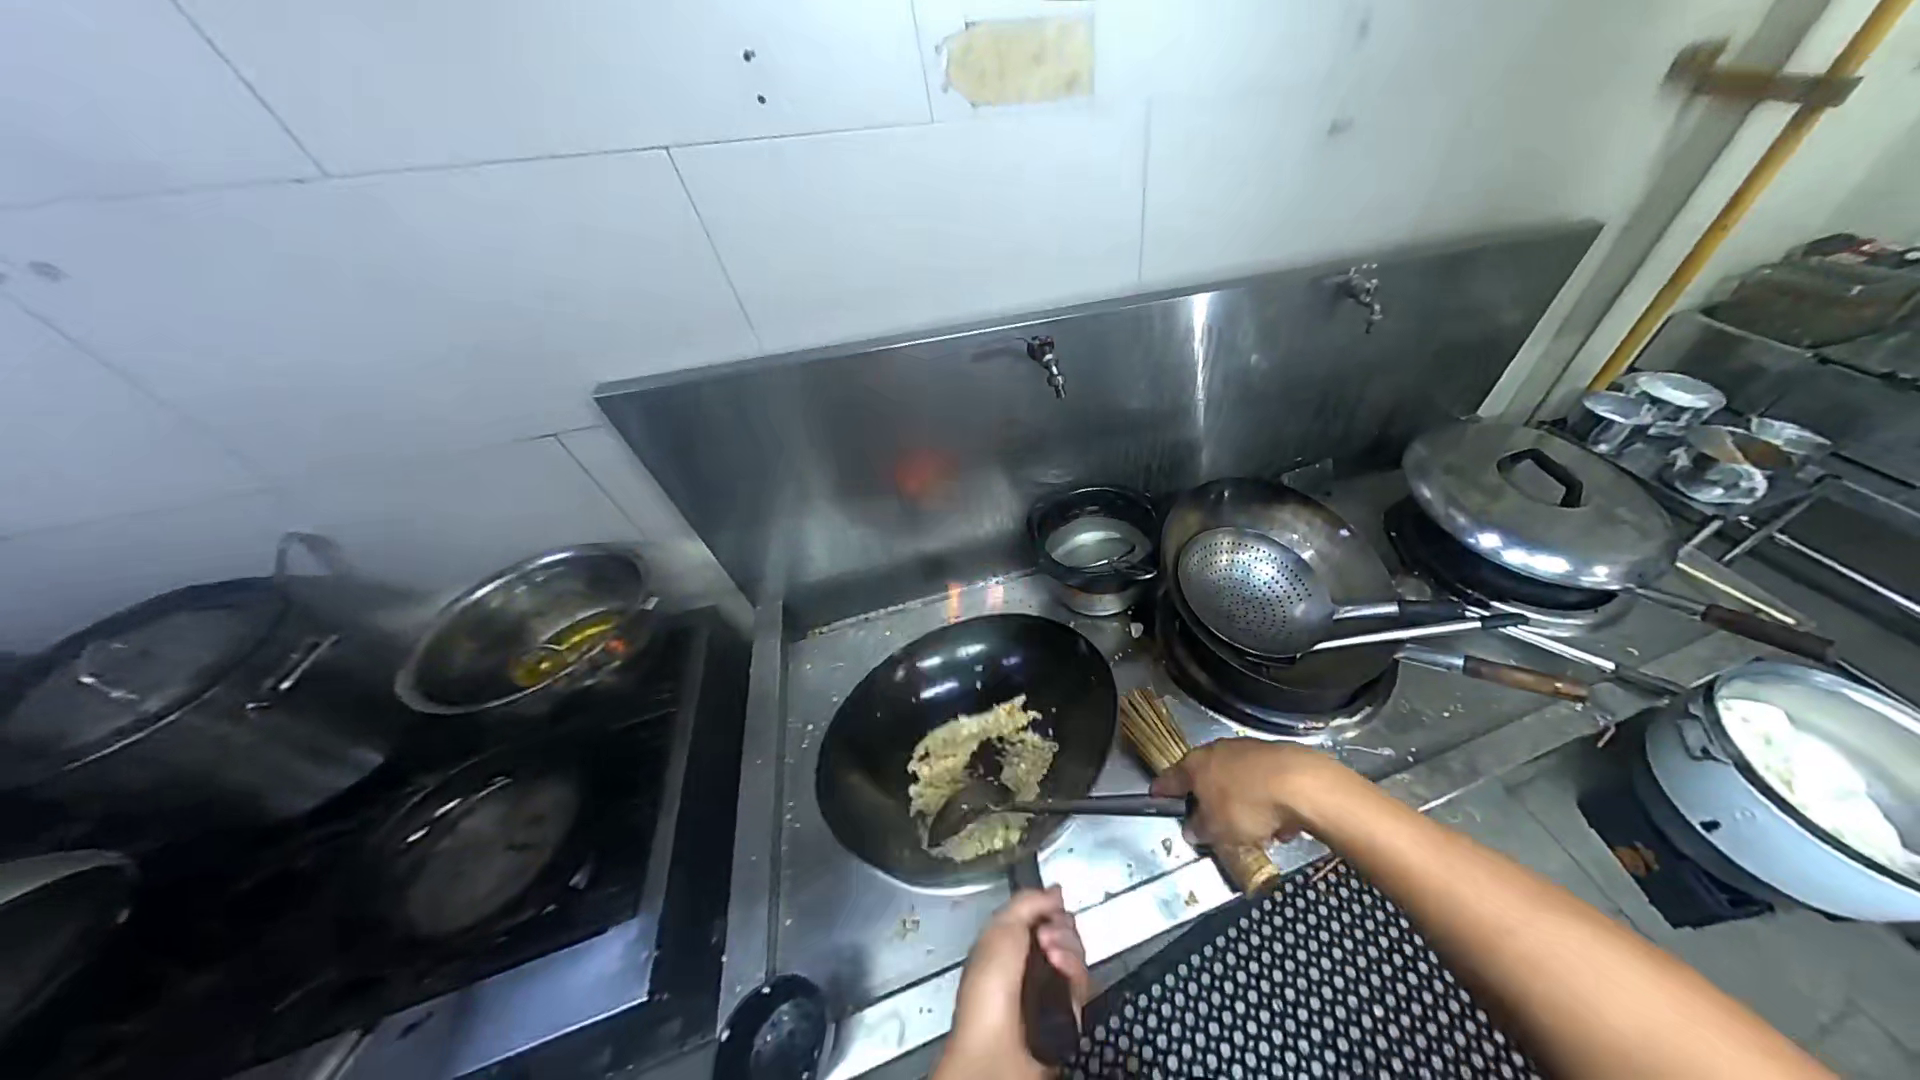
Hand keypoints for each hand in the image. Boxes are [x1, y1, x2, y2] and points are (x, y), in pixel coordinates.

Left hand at [934, 886, 1089, 1079]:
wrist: (998, 1046)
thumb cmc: (991, 982)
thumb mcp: (1001, 928)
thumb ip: (1028, 903)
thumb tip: (1056, 891)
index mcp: (1010, 941)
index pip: (1042, 915)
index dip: (1050, 907)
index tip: (1053, 904)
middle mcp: (1032, 962)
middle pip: (1064, 932)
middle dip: (1061, 926)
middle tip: (1047, 936)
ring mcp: (1051, 987)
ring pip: (1077, 954)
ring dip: (1067, 947)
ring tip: (1051, 954)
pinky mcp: (1070, 1011)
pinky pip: (1083, 982)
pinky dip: (1075, 970)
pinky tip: (1062, 970)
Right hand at [1150, 738, 1352, 847]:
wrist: (1302, 784)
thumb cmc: (1248, 805)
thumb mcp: (1217, 829)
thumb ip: (1199, 829)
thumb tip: (1192, 829)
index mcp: (1195, 765)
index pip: (1170, 778)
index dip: (1162, 790)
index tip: (1156, 795)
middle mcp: (1217, 750)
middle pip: (1205, 777)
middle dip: (1208, 799)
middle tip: (1215, 824)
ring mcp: (1247, 749)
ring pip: (1237, 780)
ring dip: (1241, 802)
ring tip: (1257, 830)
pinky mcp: (1276, 755)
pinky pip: (1263, 782)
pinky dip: (1267, 799)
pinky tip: (1282, 821)